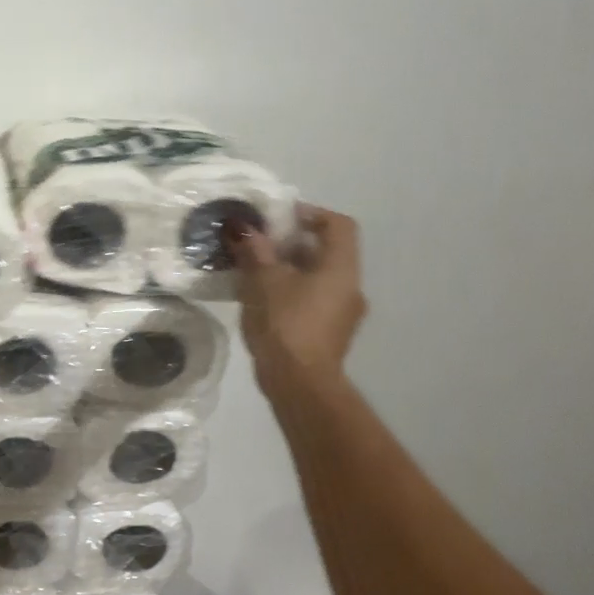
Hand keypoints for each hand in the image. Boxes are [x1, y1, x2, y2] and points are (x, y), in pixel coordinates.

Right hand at [229, 204, 366, 398]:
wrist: (299, 380)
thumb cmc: (285, 322)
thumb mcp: (263, 281)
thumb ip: (255, 250)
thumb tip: (243, 227)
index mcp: (341, 268)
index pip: (339, 225)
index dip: (311, 213)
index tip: (278, 217)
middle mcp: (350, 286)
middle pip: (327, 251)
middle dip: (292, 242)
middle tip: (257, 243)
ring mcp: (343, 311)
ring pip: (318, 276)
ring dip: (289, 267)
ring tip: (253, 270)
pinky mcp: (329, 331)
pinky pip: (312, 297)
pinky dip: (290, 289)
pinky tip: (262, 298)